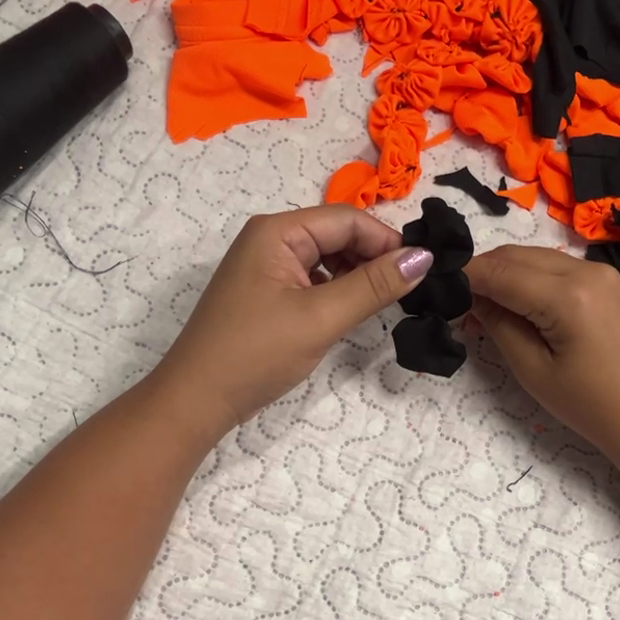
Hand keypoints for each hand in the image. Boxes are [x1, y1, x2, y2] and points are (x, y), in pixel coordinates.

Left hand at [151, 205, 432, 433]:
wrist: (196, 400)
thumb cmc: (255, 353)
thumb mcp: (320, 318)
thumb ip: (373, 286)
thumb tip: (423, 258)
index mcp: (277, 232)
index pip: (347, 219)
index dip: (387, 241)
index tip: (422, 272)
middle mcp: (270, 240)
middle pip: (337, 235)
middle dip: (374, 258)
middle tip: (408, 291)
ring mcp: (265, 268)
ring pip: (326, 260)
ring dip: (357, 277)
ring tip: (384, 304)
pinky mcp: (266, 295)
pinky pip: (312, 281)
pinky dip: (337, 293)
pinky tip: (351, 313)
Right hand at [466, 246, 619, 464]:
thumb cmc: (593, 406)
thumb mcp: (534, 371)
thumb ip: (499, 325)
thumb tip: (470, 298)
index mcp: (567, 294)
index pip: (499, 271)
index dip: (463, 277)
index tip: (434, 289)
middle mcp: (585, 270)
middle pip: (515, 255)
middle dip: (481, 273)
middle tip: (455, 305)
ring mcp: (600, 273)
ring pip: (534, 258)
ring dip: (503, 275)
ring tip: (481, 311)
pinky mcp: (606, 284)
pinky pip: (554, 268)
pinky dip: (527, 280)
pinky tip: (514, 307)